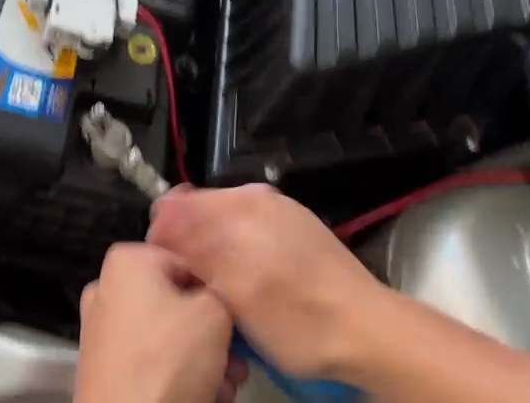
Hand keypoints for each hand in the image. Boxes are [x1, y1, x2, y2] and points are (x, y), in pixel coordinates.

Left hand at [76, 243, 235, 402]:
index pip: (187, 261)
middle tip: (237, 359)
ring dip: (202, 357)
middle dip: (212, 332)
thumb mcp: (214, 314)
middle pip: (176, 301)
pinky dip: (177, 372)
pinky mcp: (102, 367)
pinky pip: (148, 357)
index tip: (235, 318)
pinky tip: (207, 394)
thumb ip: (221, 293)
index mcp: (127, 260)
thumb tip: (216, 298)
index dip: (216, 290)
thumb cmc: (169, 360)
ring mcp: (101, 329)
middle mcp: (107, 287)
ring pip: (165, 333)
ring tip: (229, 383)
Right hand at [147, 184, 388, 380]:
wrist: (367, 331)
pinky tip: (255, 287)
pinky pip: (249, 233)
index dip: (165, 245)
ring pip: (223, 226)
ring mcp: (278, 210)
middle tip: (204, 293)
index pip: (174, 208)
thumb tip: (161, 214)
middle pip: (198, 215)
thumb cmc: (299, 319)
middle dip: (191, 249)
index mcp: (240, 204)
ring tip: (229, 295)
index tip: (177, 281)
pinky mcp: (295, 226)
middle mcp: (256, 198)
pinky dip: (242, 256)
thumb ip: (195, 244)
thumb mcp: (236, 292)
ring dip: (216, 255)